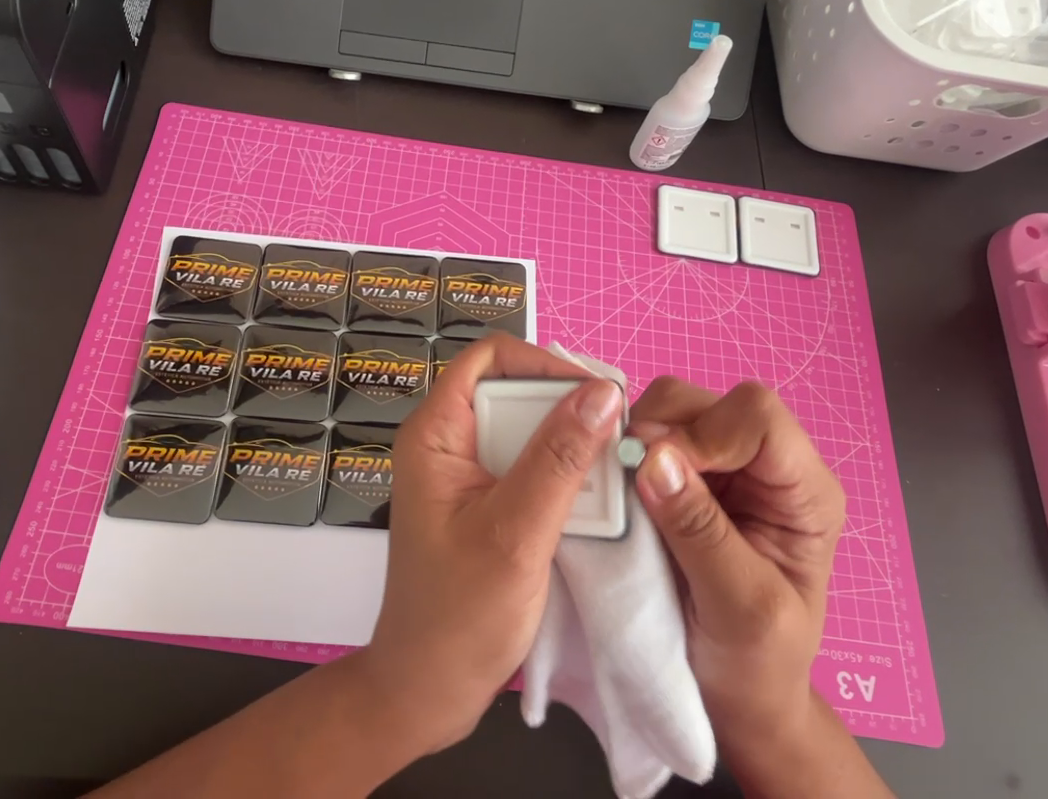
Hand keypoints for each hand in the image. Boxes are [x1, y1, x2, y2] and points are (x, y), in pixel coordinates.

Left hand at [358, 335, 623, 754]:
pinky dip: (564, 477)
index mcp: (434, 433)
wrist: (430, 690)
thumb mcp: (515, 531)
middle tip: (617, 435)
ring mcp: (466, 475)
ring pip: (527, 430)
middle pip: (513, 391)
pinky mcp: (485, 503)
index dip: (543, 362)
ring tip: (614, 470)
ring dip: (571, 445)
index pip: (489, 358)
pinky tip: (595, 500)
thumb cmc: (460, 615)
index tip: (596, 393)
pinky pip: (530, 467)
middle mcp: (447, 442)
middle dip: (566, 407)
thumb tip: (603, 391)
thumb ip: (559, 459)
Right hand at [627, 378, 847, 760]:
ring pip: (673, 410)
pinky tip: (620, 489)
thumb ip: (701, 531)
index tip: (656, 474)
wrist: (737, 693)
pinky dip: (626, 452)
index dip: (705, 433)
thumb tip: (653, 458)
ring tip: (624, 490)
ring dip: (639, 440)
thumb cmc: (757, 660)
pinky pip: (649, 436)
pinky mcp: (687, 476)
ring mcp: (724, 467)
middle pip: (710, 402)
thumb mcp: (740, 607)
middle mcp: (767, 465)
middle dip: (663, 431)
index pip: (758, 417)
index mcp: (804, 490)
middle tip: (629, 481)